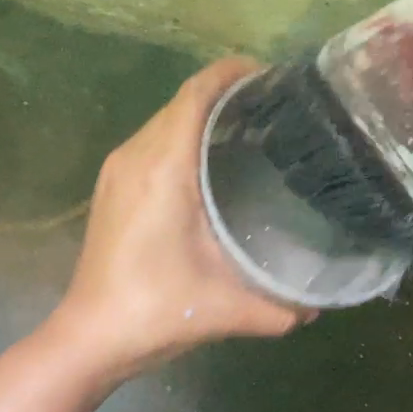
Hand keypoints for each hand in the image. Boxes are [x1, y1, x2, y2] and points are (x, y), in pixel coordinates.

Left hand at [48, 57, 313, 379]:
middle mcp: (136, 156)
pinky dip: (182, 141)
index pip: (197, 93)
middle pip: (182, 102)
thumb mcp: (229, 308)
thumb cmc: (157, 312)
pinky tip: (210, 171)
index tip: (275, 79)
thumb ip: (282, 308)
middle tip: (276, 114)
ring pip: (164, 122)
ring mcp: (117, 171)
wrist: (92, 336)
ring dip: (202, 119)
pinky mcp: (111, 189)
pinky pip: (151, 145)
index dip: (235, 74)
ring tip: (250, 136)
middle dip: (227, 96)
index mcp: (163, 167)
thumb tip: (320, 309)